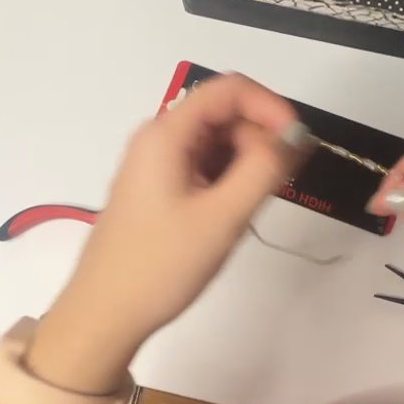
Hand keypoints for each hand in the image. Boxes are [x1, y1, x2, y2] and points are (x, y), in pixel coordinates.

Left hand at [29, 75, 310, 392]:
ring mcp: (155, 163)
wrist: (104, 314)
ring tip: (252, 206)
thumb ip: (265, 168)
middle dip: (260, 138)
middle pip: (224, 113)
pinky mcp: (157, 187)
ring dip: (246, 161)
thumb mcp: (223, 217)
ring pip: (216, 141)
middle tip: (279, 185)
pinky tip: (232, 212)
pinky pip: (203, 164)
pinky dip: (228, 177)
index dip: (271, 107)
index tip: (299, 143)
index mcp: (167, 133)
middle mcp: (158, 137)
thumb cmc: (162, 265)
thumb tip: (296, 135)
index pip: (231, 89)